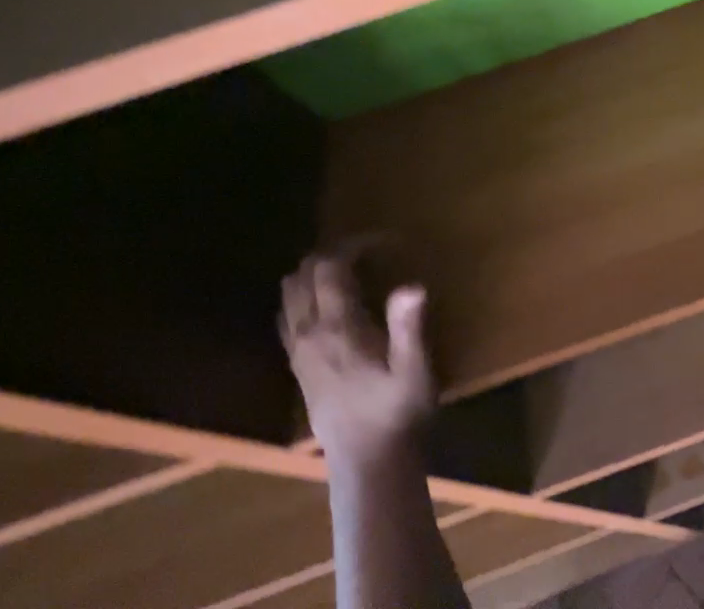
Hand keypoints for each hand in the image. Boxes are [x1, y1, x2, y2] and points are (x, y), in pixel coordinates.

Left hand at [280, 254, 434, 466]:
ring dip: (315, 276)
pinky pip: (289, 317)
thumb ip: (409, 327)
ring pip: (289, 295)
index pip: (330, 268)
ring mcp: (298, 351)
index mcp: (338, 328)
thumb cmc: (398, 411)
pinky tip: (331, 307)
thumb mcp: (414, 369)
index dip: (354, 245)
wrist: (367, 461)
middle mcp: (309, 333)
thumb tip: (412, 287)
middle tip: (371, 254)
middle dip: (332, 255)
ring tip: (352, 274)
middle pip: (303, 275)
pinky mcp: (298, 366)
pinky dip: (305, 299)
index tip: (386, 242)